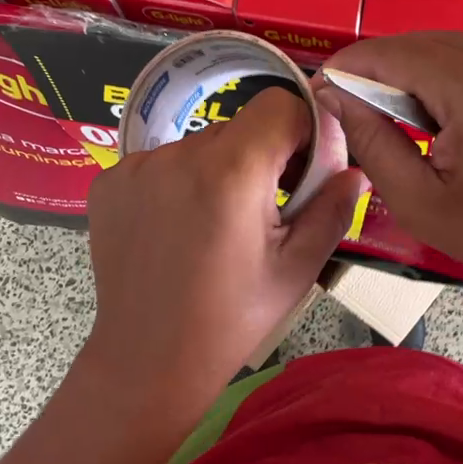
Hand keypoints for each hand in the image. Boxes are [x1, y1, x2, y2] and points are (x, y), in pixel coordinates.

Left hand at [84, 87, 365, 400]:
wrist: (150, 358)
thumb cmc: (232, 319)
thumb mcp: (297, 269)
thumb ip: (332, 209)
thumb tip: (354, 170)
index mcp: (232, 172)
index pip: (279, 104)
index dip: (302, 132)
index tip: (300, 174)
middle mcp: (178, 154)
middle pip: (238, 127)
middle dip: (259, 159)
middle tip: (261, 215)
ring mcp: (135, 166)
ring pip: (198, 146)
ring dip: (217, 173)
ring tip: (214, 229)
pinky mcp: (108, 182)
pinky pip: (159, 164)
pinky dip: (176, 186)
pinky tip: (176, 231)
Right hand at [313, 33, 462, 305]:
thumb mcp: (421, 202)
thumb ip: (371, 141)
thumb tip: (334, 95)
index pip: (396, 55)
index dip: (351, 68)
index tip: (321, 89)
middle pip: (421, 45)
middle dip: (383, 75)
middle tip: (360, 118)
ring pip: (448, 48)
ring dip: (417, 79)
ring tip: (412, 130)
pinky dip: (450, 81)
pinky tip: (448, 123)